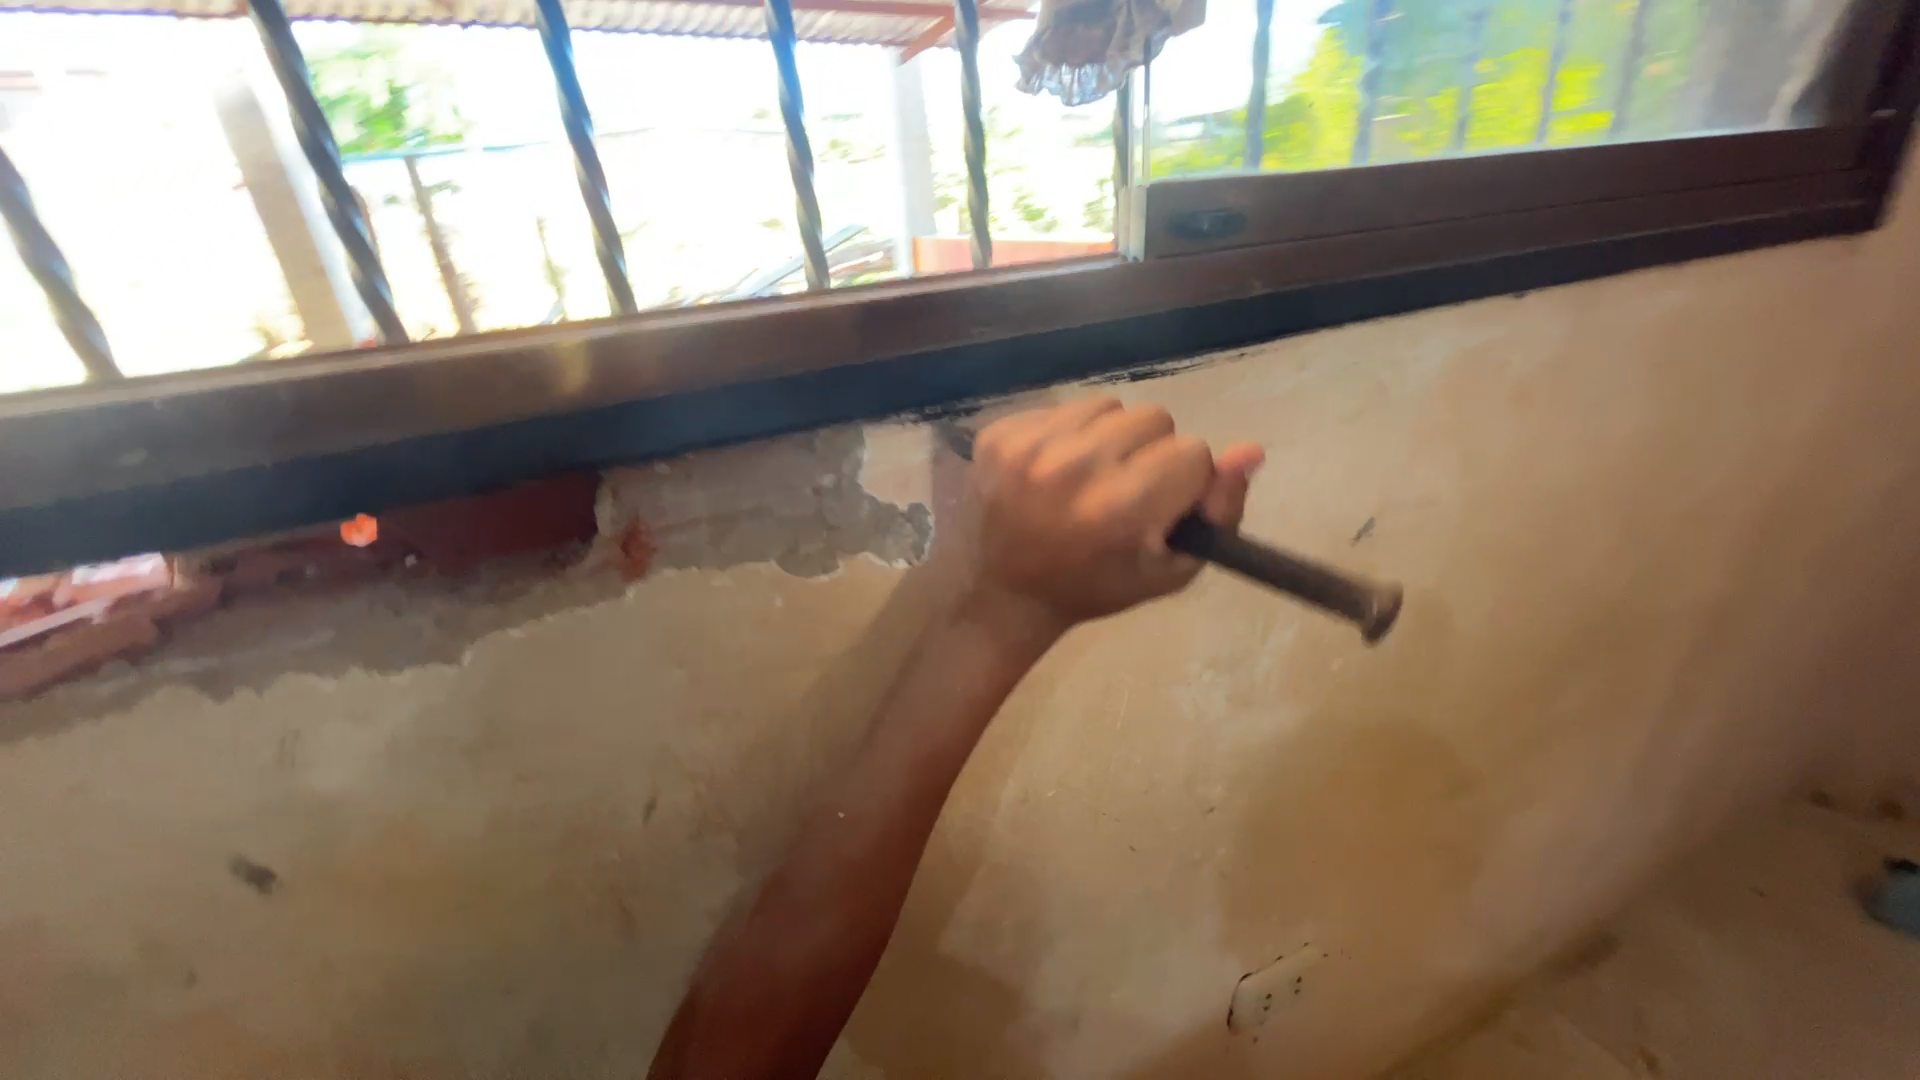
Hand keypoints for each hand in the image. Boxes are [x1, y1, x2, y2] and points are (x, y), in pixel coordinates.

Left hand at [961, 397, 1264, 640]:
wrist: (1008, 591)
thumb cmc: (1098, 584)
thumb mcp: (1170, 568)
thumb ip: (1218, 513)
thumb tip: (1250, 450)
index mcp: (1121, 508)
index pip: (1192, 451)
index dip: (1184, 480)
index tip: (1158, 506)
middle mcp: (1074, 467)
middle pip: (1154, 417)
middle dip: (1150, 451)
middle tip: (1121, 490)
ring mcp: (1029, 447)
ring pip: (1109, 405)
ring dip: (1109, 436)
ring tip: (1087, 478)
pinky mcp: (998, 434)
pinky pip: (1062, 407)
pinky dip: (1067, 433)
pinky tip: (1052, 471)